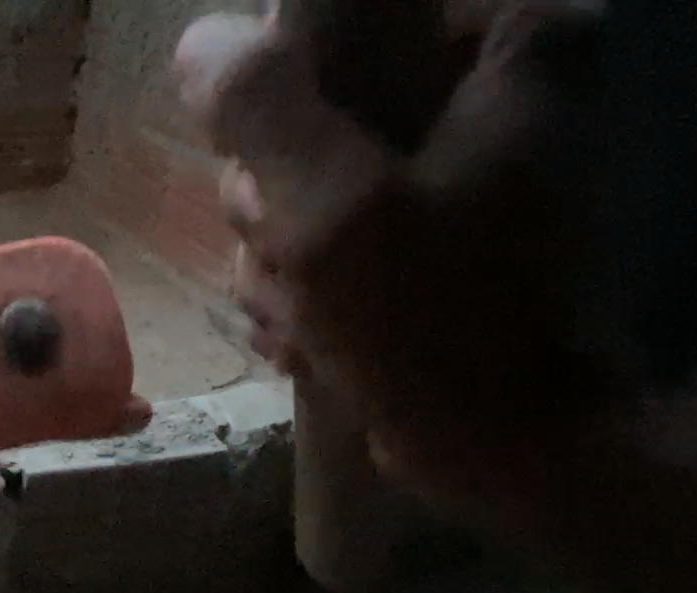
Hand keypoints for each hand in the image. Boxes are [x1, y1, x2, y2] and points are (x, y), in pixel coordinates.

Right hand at [178, 2, 628, 517]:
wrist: (496, 445)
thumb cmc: (435, 322)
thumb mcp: (336, 208)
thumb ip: (263, 110)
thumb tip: (197, 39)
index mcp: (499, 40)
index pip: (337, 15)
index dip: (280, 83)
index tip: (271, 165)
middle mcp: (472, 88)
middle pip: (304, 105)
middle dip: (273, 201)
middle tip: (295, 255)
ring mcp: (429, 169)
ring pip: (291, 184)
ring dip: (275, 261)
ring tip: (308, 314)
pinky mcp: (399, 235)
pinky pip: (305, 238)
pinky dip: (294, 293)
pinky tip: (312, 335)